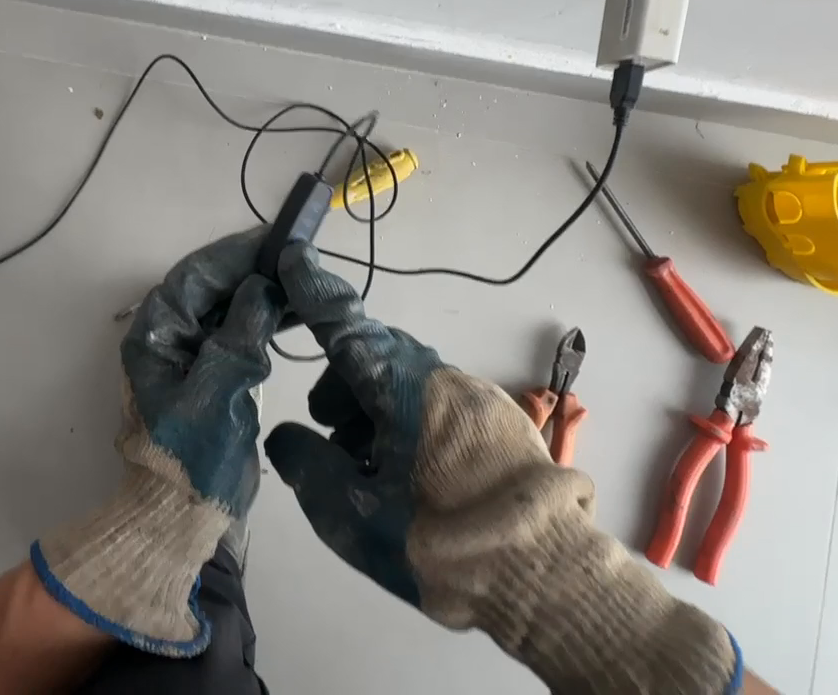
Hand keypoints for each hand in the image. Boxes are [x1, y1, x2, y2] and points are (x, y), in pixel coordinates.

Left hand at [32, 228, 276, 657]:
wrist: (179, 517)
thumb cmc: (192, 459)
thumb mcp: (217, 394)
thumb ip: (239, 335)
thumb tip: (263, 287)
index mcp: (155, 334)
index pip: (195, 277)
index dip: (235, 255)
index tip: (277, 242)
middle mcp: (166, 335)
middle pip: (210, 285)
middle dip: (251, 270)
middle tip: (297, 260)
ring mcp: (186, 353)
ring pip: (224, 305)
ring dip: (260, 292)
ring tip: (300, 283)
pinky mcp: (208, 370)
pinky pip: (235, 330)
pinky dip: (261, 319)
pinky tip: (291, 314)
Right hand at [263, 243, 743, 693]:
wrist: (549, 581)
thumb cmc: (442, 543)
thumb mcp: (353, 514)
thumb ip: (307, 465)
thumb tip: (288, 436)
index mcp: (407, 389)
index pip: (346, 327)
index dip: (312, 293)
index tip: (292, 256)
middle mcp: (446, 380)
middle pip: (377, 356)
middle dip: (343, 381)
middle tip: (326, 426)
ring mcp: (481, 402)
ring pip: (409, 383)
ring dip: (376, 406)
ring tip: (365, 464)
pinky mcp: (504, 427)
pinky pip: (441, 405)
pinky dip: (410, 421)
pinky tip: (408, 473)